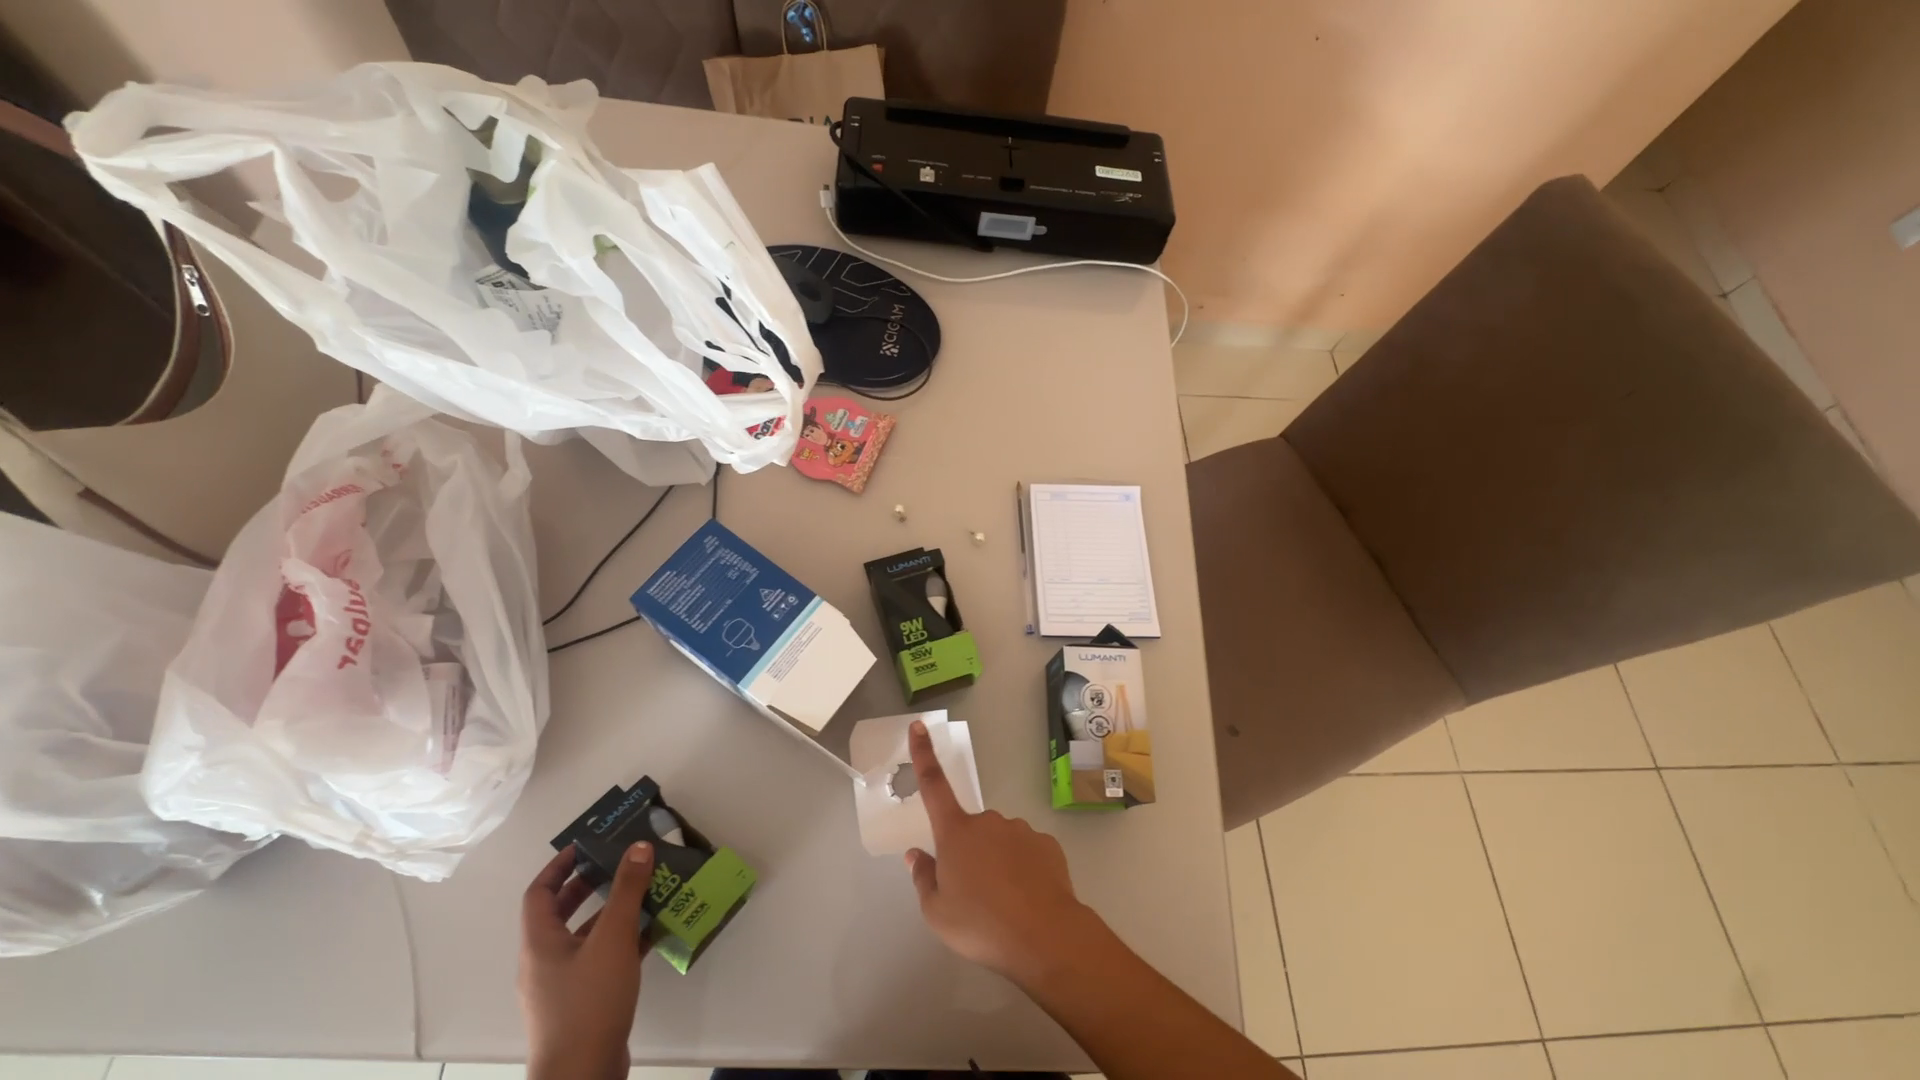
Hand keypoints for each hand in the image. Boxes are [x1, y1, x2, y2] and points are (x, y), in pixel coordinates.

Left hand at [519, 841, 653, 1079]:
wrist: (582, 1076)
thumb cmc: (590, 1001)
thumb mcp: (613, 939)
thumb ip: (627, 891)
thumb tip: (638, 847)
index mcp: (539, 942)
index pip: (539, 892)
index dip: (559, 866)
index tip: (586, 847)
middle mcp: (543, 962)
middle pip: (560, 914)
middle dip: (590, 888)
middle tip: (620, 867)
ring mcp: (561, 987)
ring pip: (584, 939)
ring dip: (611, 917)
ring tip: (645, 897)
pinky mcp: (581, 1006)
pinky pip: (598, 962)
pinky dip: (621, 945)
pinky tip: (652, 937)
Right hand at [904, 719, 1103, 987]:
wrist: (1043, 936)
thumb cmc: (980, 924)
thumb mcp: (937, 911)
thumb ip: (924, 878)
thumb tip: (918, 855)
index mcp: (956, 832)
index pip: (934, 785)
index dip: (924, 755)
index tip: (919, 725)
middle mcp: (988, 822)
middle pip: (971, 831)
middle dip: (970, 853)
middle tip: (974, 895)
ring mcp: (1021, 830)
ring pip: (1001, 842)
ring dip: (998, 863)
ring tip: (1004, 904)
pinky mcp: (1048, 845)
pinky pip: (1027, 854)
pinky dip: (1024, 871)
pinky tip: (1027, 899)